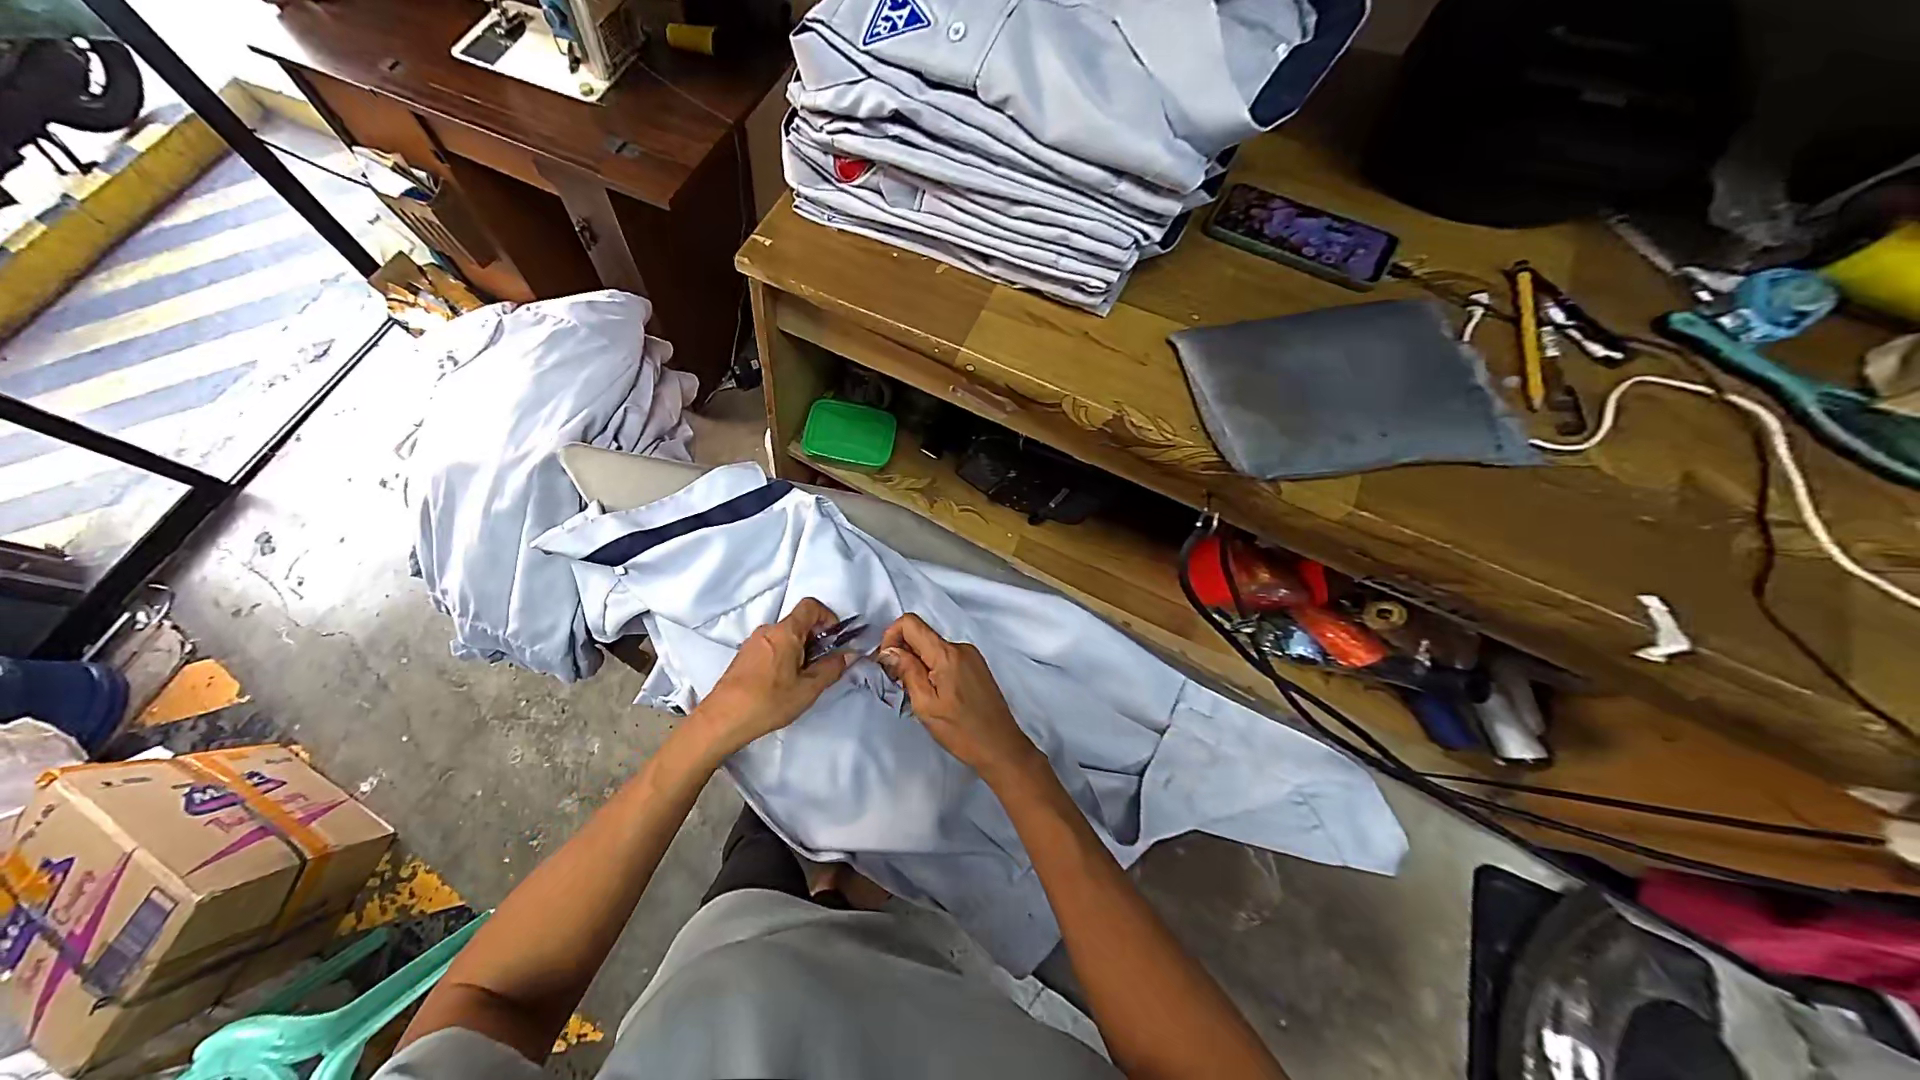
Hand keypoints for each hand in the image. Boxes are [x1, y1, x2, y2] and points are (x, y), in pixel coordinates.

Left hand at [689, 598, 852, 757]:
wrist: (723, 720)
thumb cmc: (769, 702)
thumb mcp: (808, 689)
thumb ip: (831, 668)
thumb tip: (849, 655)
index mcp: (785, 632)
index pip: (810, 606)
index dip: (827, 617)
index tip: (834, 638)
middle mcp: (767, 630)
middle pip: (798, 622)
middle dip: (815, 638)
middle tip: (822, 664)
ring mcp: (752, 642)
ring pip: (784, 636)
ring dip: (799, 649)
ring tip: (802, 678)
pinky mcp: (744, 656)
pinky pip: (771, 646)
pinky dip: (783, 656)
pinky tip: (783, 682)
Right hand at [876, 614, 1044, 785]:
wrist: (1001, 747)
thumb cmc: (963, 732)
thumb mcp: (925, 705)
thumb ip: (907, 671)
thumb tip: (890, 650)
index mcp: (947, 654)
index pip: (910, 622)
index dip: (891, 637)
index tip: (887, 662)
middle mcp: (961, 647)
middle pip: (922, 634)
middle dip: (903, 653)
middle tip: (898, 683)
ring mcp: (971, 656)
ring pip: (933, 647)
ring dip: (919, 663)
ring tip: (919, 694)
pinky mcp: (976, 666)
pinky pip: (947, 657)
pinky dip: (934, 668)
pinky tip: (936, 694)